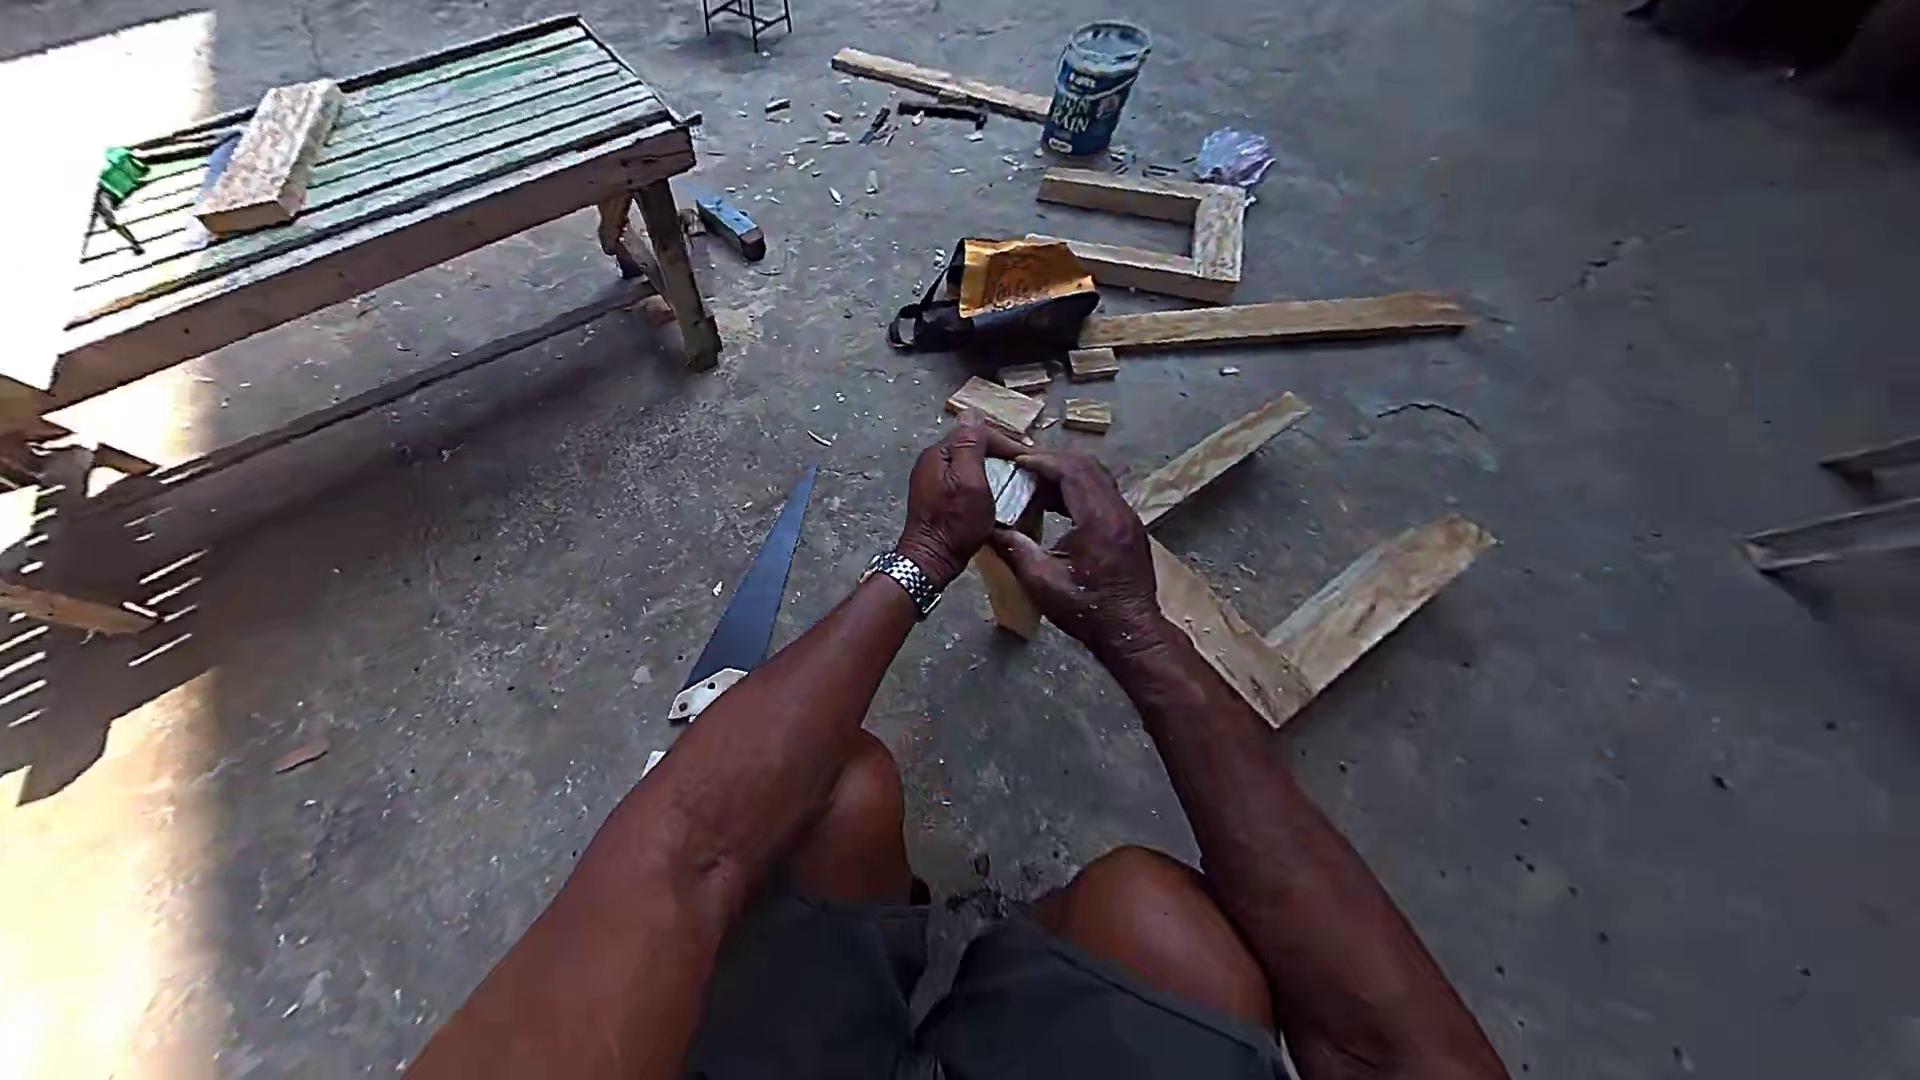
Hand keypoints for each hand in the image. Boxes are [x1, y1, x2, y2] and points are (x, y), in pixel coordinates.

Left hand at [895, 412, 1031, 588]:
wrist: (931, 560)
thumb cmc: (954, 523)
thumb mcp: (969, 482)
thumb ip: (970, 446)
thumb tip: (971, 412)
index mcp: (938, 453)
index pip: (976, 433)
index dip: (1005, 442)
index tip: (1028, 455)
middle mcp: (933, 461)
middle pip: (972, 446)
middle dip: (1000, 453)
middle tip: (1026, 466)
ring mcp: (933, 480)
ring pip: (970, 463)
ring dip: (993, 467)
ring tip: (1016, 478)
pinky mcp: (938, 496)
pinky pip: (965, 479)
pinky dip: (983, 481)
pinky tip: (996, 492)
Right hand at [984, 451, 1167, 661]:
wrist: (1132, 632)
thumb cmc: (1088, 611)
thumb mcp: (1042, 582)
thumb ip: (1014, 549)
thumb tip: (988, 528)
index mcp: (1099, 520)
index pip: (1073, 471)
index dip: (1043, 461)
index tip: (1017, 462)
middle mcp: (1118, 511)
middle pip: (1087, 466)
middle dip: (1053, 462)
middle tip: (1023, 468)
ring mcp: (1128, 518)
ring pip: (1097, 478)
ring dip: (1066, 475)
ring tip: (1034, 484)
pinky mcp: (1129, 528)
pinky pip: (1102, 494)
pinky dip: (1078, 490)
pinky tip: (1056, 504)